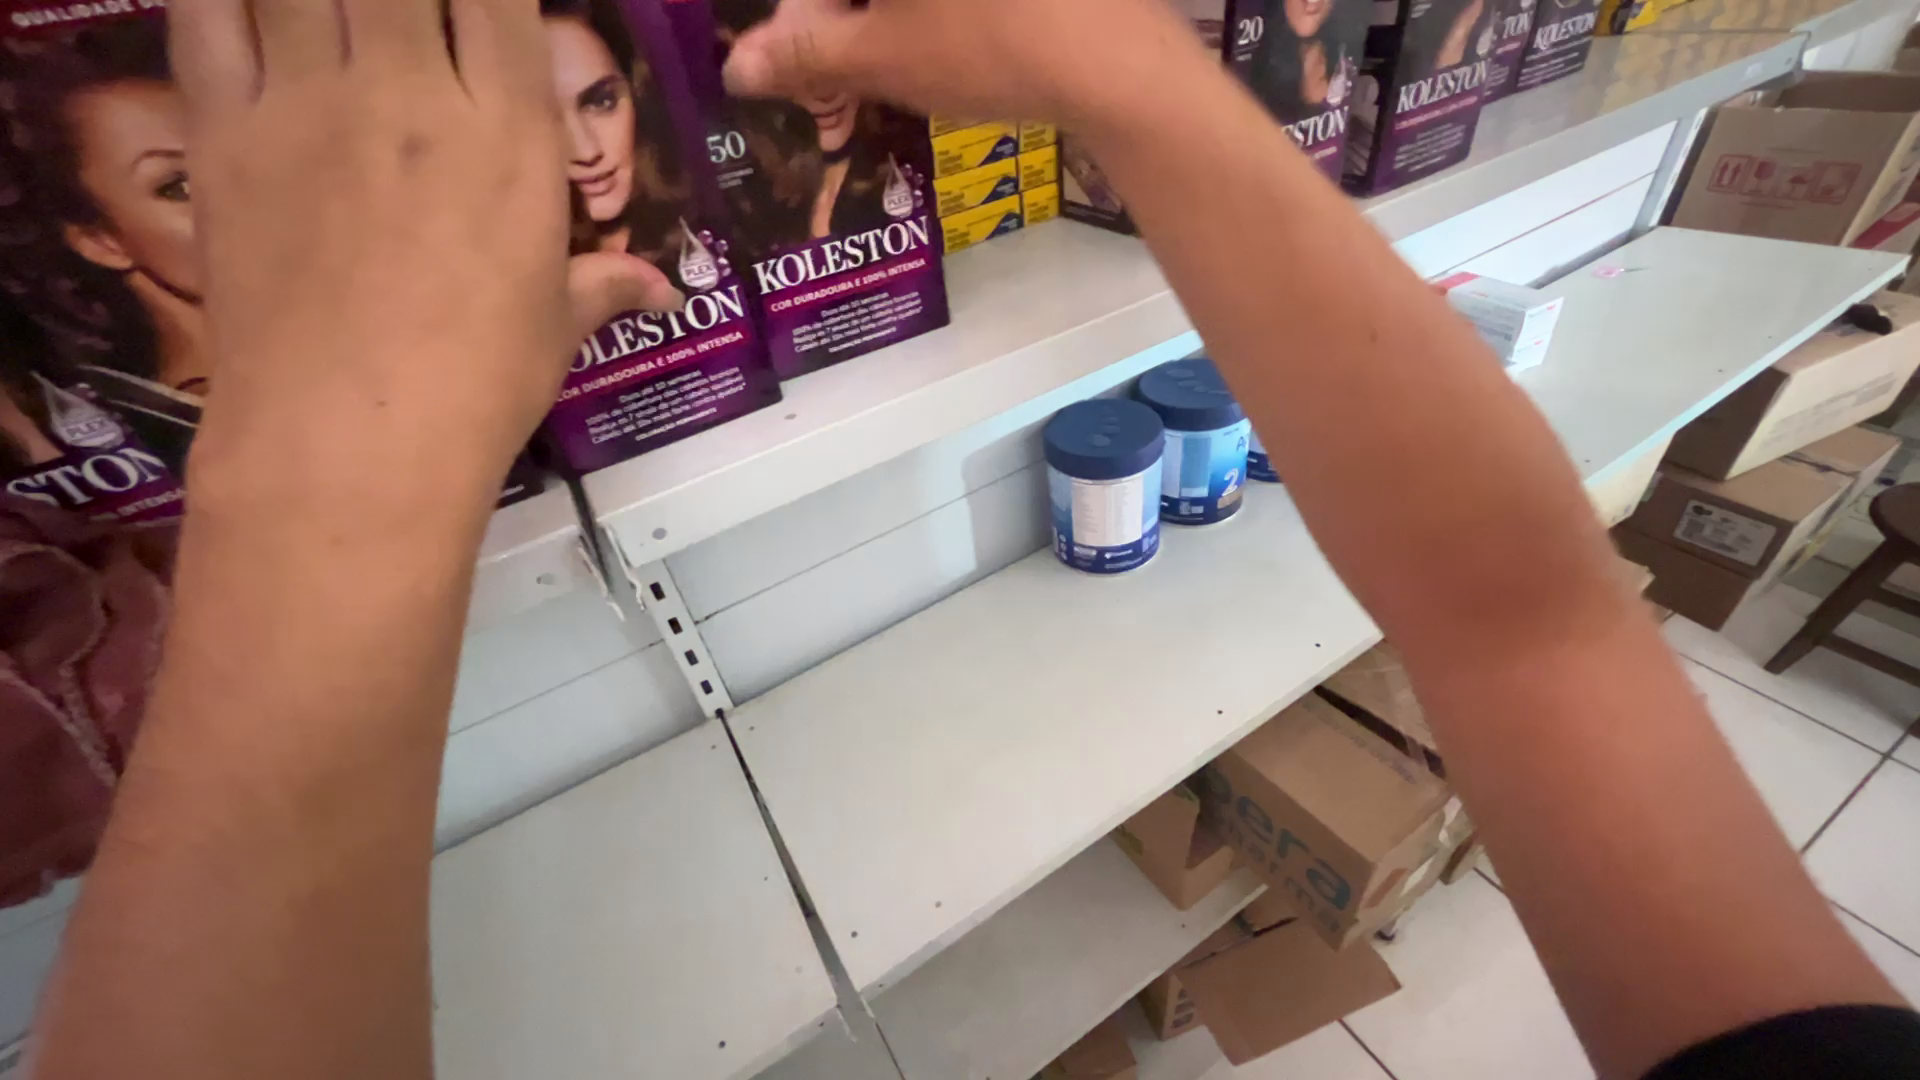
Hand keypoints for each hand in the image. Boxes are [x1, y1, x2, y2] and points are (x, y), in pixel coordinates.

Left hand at [170, 0, 681, 508]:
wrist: (355, 432)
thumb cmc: (485, 380)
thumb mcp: (558, 327)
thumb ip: (605, 284)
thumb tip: (663, 289)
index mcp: (509, 140)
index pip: (500, 1)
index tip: (494, 7)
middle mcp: (409, 92)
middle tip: (421, 17)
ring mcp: (306, 101)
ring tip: (357, 18)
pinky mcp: (220, 127)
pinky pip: (208, 10)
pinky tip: (266, 13)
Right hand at [723, 0, 1215, 136]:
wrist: (1117, 60)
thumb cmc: (991, 46)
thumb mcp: (885, 55)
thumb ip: (807, 52)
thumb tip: (736, 67)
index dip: (804, 14)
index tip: (799, 49)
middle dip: (841, 10)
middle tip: (839, 57)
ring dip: (883, 9)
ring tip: (891, 49)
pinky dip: (931, 9)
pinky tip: (942, 32)